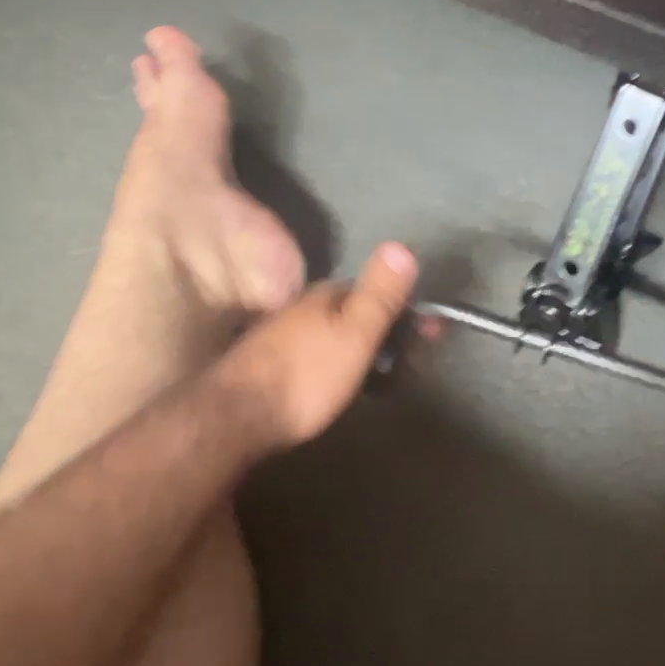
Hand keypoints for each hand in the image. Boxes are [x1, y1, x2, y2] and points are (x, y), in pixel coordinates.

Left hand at [214, 242, 418, 446]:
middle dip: (383, 330)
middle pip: (352, 313)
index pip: (373, 290)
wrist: (234, 420)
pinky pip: (315, 358)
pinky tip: (337, 387)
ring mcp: (279, 339)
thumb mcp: (355, 332)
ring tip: (379, 379)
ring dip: (359, 351)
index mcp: (324, 296)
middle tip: (407, 363)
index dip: (405, 310)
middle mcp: (299, 309)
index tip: (430, 334)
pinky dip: (335, 367)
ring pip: (332, 336)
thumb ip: (379, 293)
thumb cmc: (305, 375)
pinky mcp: (267, 369)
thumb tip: (402, 244)